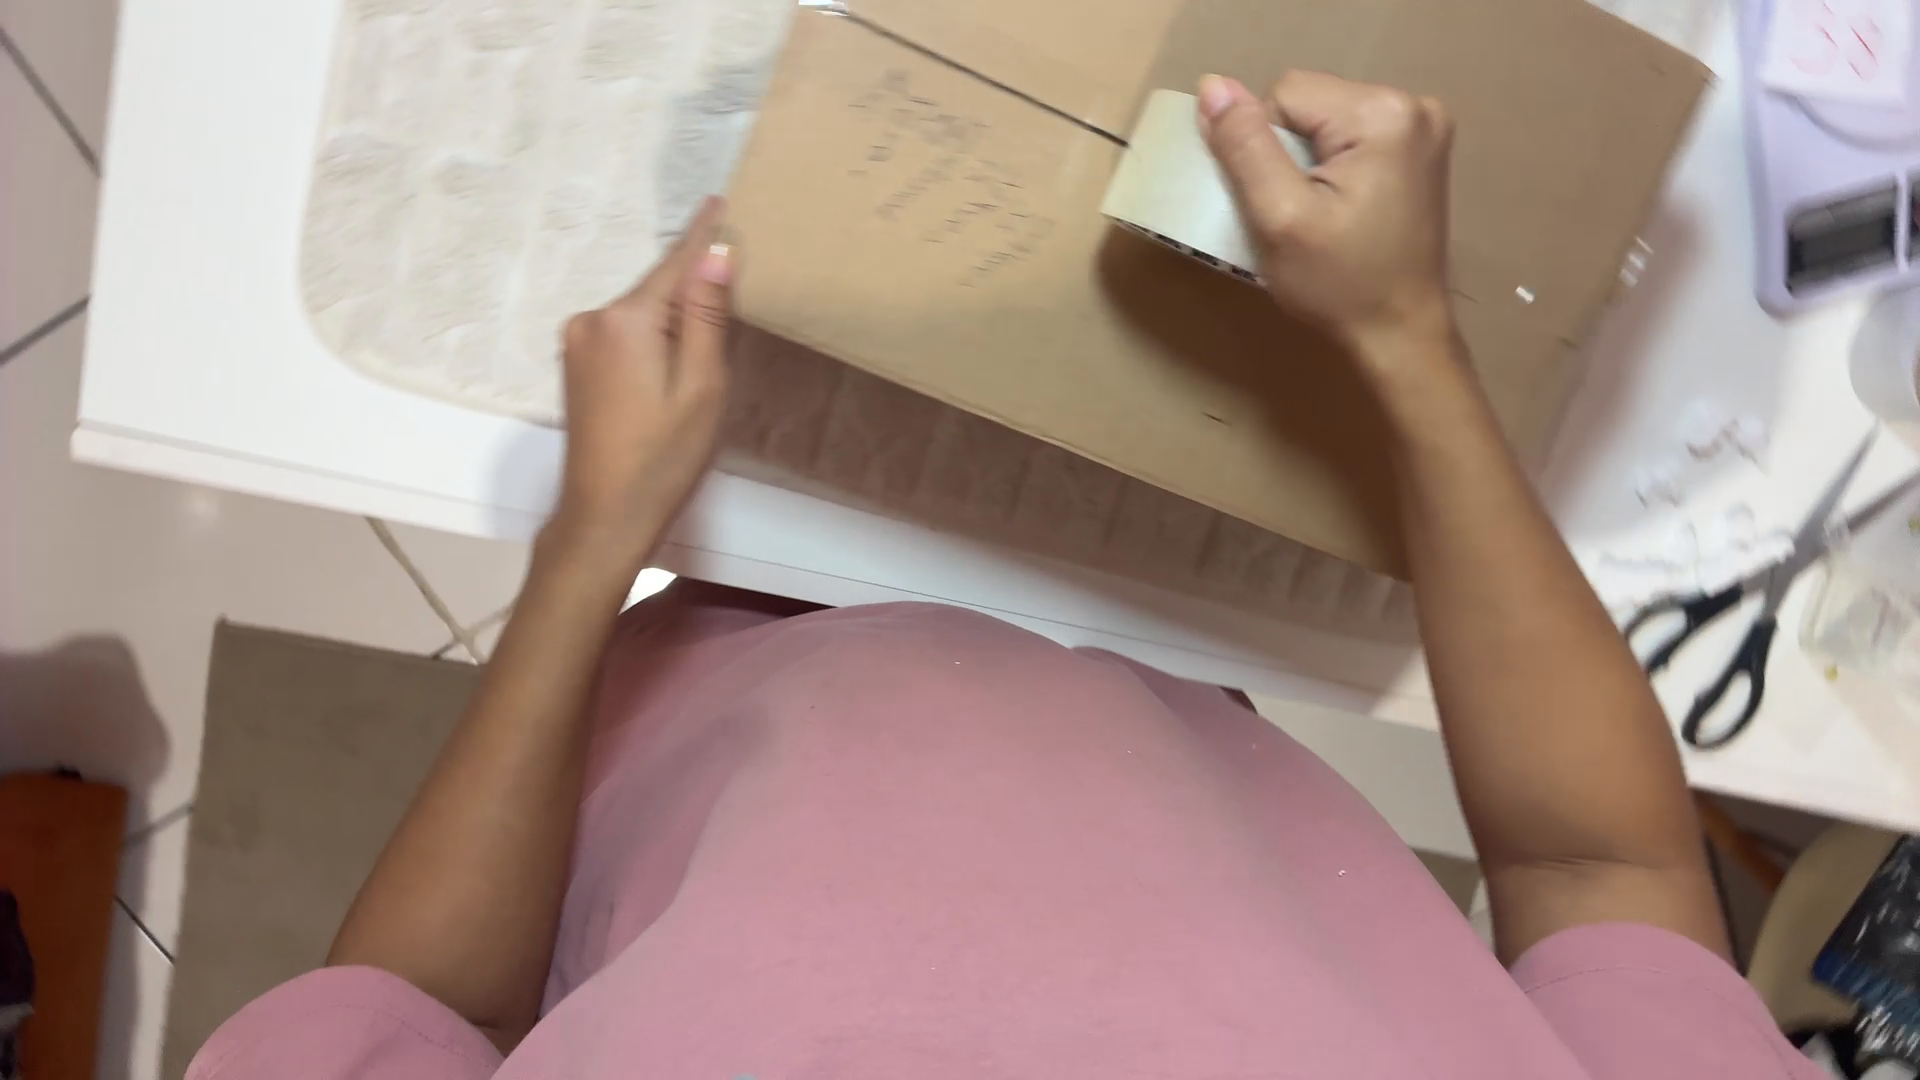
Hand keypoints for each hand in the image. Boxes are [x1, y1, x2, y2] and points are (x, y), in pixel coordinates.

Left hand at [547, 197, 732, 569]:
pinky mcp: (576, 365)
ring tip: (708, 350)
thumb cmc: (665, 456)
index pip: (676, 264)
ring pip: (643, 315)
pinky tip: (674, 366)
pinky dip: (655, 338)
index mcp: (628, 320)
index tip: (721, 200)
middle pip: (658, 290)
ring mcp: (578, 342)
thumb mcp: (702, 387)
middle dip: (695, 290)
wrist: (606, 514)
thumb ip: (708, 318)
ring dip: (676, 320)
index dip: (704, 236)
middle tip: (738, 296)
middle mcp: (593, 319)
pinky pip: (626, 335)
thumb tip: (717, 255)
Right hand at [1197, 72, 1455, 366]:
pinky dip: (1326, 175)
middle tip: (1293, 217)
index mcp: (1383, 113)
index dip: (1261, 149)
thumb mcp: (1279, 218)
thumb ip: (1245, 148)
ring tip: (1313, 220)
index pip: (1285, 94)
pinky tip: (1333, 214)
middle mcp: (1413, 106)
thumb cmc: (1337, 286)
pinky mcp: (1417, 156)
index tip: (1275, 204)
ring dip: (1302, 168)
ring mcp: (1422, 130)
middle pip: (1308, 106)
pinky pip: (1348, 143)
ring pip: (1324, 126)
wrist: (1397, 334)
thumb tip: (1212, 86)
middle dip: (1284, 158)